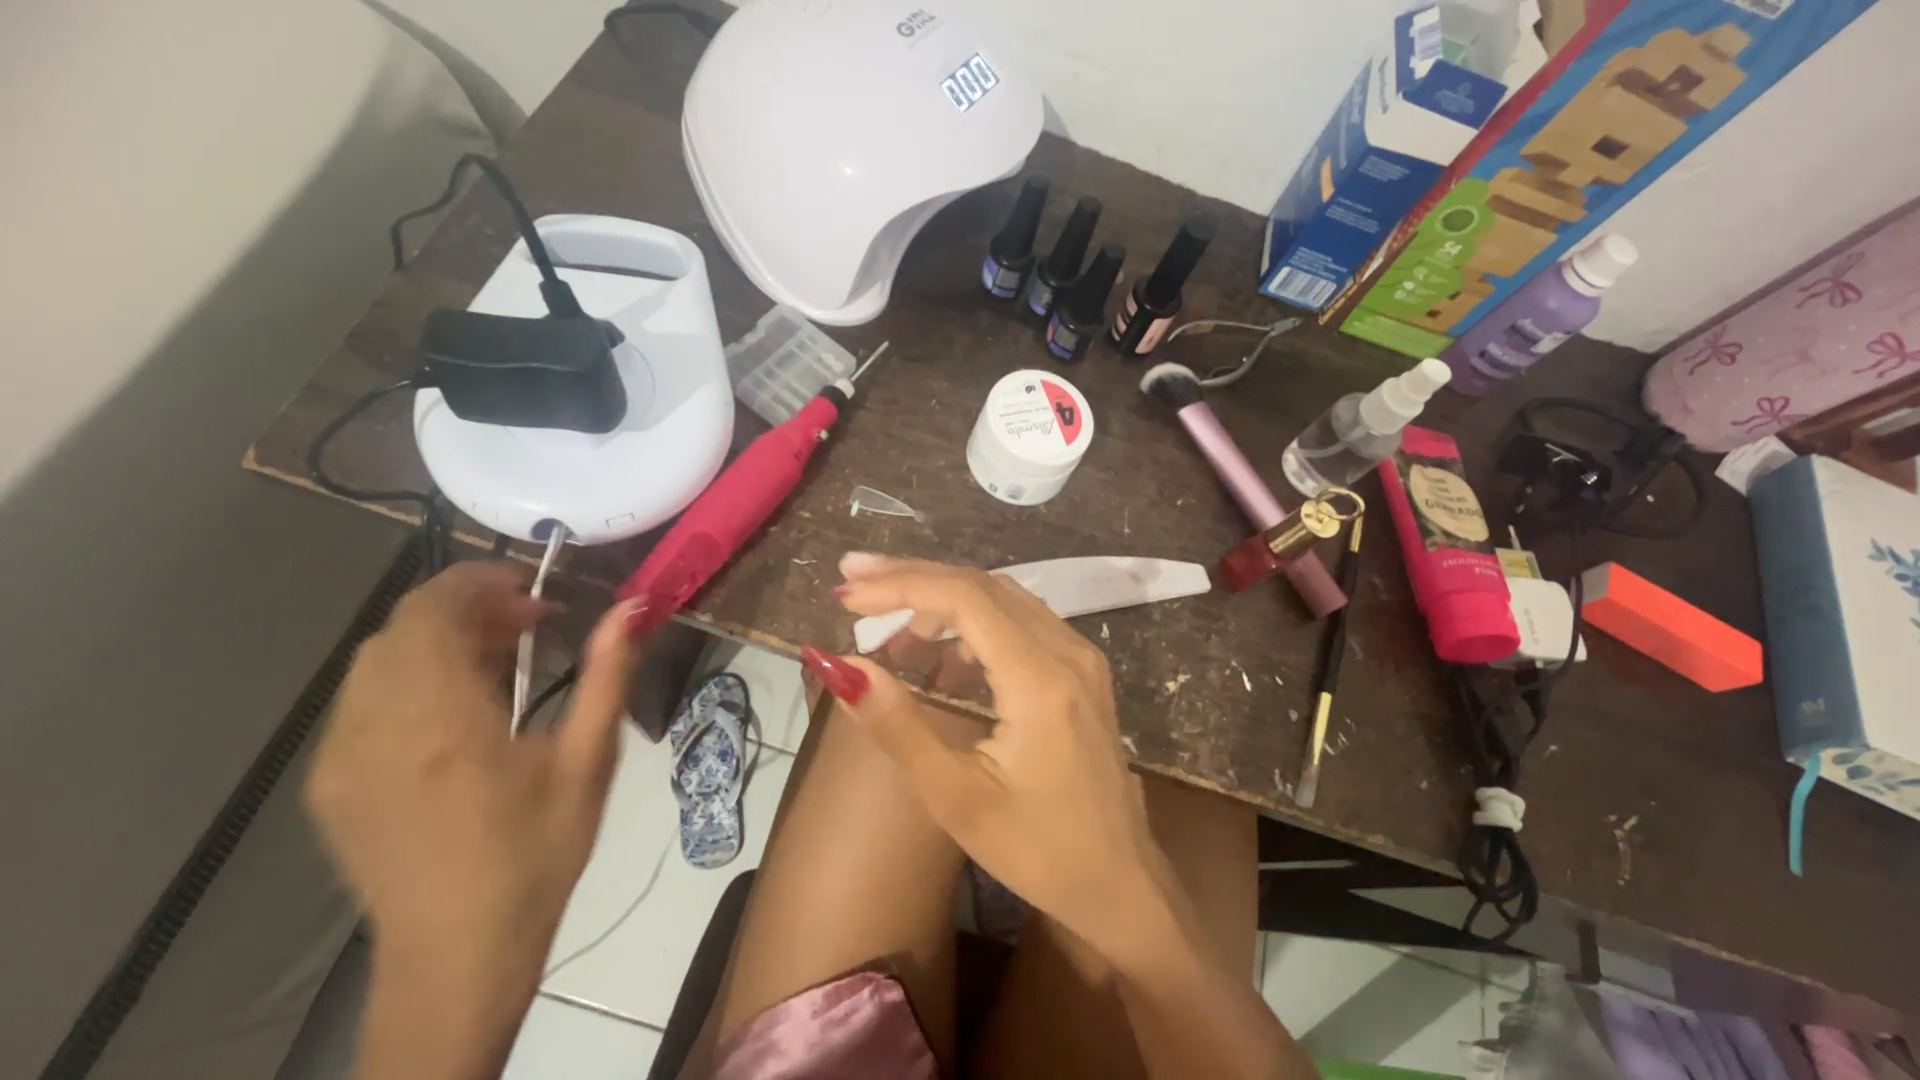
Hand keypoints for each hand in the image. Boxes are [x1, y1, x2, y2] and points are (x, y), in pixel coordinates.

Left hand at [305, 561, 643, 967]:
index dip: (482, 582)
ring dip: (436, 644)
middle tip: (527, 631)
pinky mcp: (329, 782)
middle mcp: (376, 724)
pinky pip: (360, 701)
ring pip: (376, 660)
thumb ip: (607, 676)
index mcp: (442, 716)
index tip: (536, 595)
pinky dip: (407, 682)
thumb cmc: (536, 854)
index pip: (434, 607)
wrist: (457, 952)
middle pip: (404, 626)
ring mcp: (341, 754)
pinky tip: (451, 719)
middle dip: (467, 610)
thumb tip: (633, 607)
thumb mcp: (588, 763)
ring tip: (495, 670)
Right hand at [804, 554, 1169, 952]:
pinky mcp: (1082, 673)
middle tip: (852, 586)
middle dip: (913, 580)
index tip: (845, 594)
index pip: (964, 597)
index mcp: (1040, 679)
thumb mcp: (955, 796)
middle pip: (983, 586)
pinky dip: (973, 626)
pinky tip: (941, 663)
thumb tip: (839, 665)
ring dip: (942, 603)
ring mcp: (1081, 659)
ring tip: (889, 639)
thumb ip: (898, 725)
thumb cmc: (1036, 850)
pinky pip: (1021, 624)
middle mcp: (1068, 652)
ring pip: (1003, 600)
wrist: (1119, 882)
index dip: (900, 585)